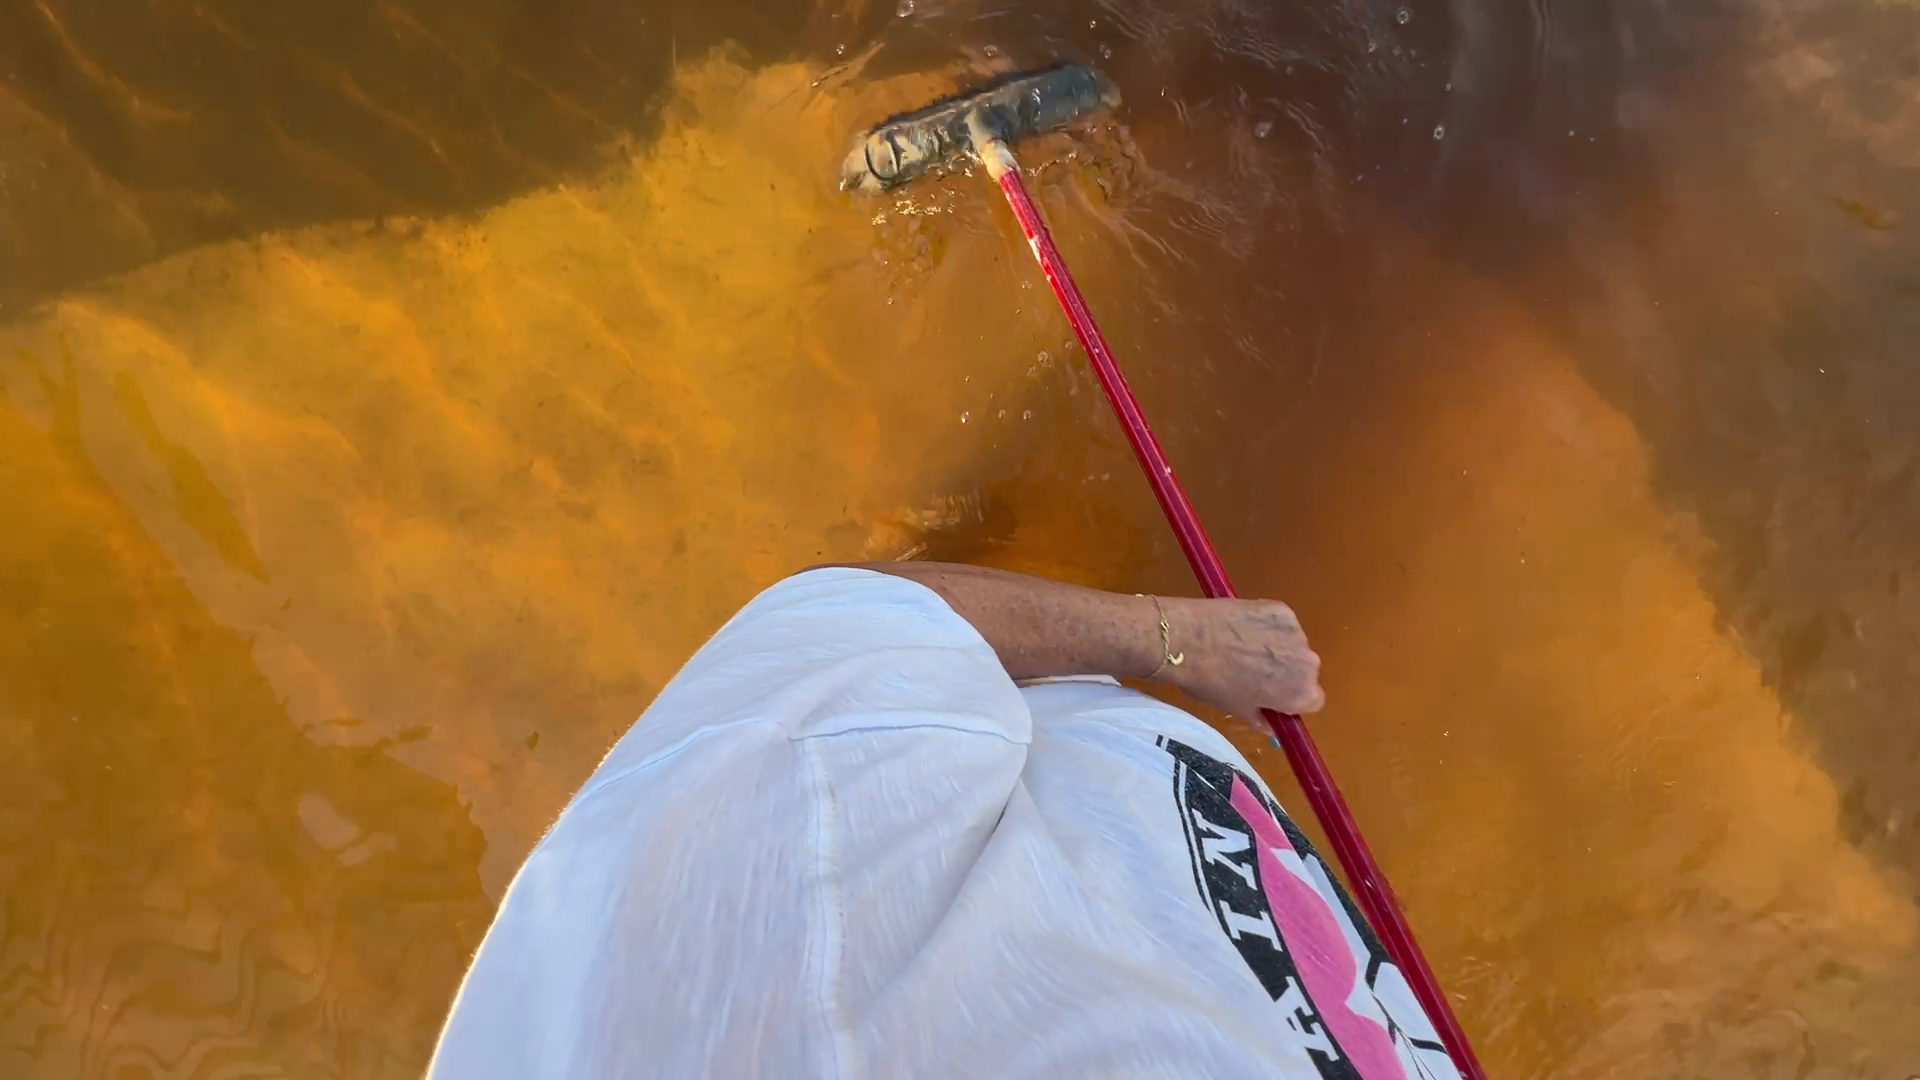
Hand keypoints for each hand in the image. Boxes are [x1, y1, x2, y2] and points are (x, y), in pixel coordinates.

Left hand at [1160, 597, 1324, 719]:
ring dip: (1275, 646)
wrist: (1187, 638)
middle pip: (1303, 671)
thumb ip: (1260, 717)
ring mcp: (1295, 631)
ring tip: (1240, 645)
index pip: (1311, 701)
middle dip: (1283, 672)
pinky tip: (1240, 625)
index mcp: (1301, 693)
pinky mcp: (1281, 608)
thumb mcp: (1236, 708)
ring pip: (1291, 644)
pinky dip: (1265, 624)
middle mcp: (1307, 662)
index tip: (1270, 696)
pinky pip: (1279, 621)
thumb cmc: (1210, 681)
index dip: (1290, 699)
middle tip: (1251, 669)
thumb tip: (1268, 722)